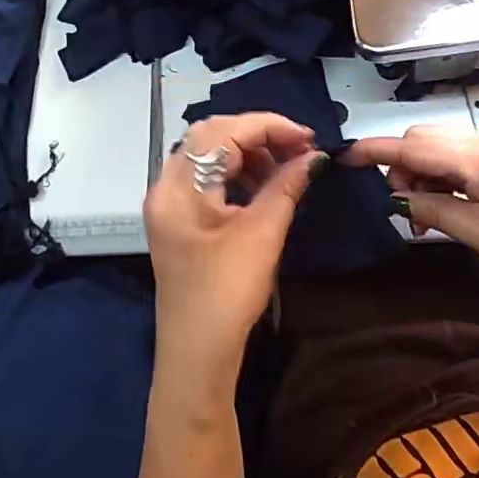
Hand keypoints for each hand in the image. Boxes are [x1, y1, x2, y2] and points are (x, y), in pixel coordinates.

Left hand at [144, 113, 324, 379]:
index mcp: (179, 187)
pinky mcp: (175, 218)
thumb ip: (286, 186)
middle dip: (257, 135)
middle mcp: (165, 186)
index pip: (221, 131)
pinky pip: (204, 179)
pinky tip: (262, 187)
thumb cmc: (227, 294)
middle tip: (298, 150)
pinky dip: (234, 174)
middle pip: (209, 137)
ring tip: (284, 170)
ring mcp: (167, 203)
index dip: (268, 126)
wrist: (196, 351)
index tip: (307, 138)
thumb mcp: (262, 235)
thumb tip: (313, 157)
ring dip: (247, 154)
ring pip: (207, 156)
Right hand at [342, 126, 478, 306]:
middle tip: (405, 209)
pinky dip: (440, 181)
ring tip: (425, 216)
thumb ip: (431, 209)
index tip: (342, 158)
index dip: (373, 150)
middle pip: (421, 141)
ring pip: (437, 151)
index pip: (411, 146)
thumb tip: (396, 199)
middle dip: (400, 168)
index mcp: (477, 156)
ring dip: (420, 177)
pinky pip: (457, 163)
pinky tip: (445, 209)